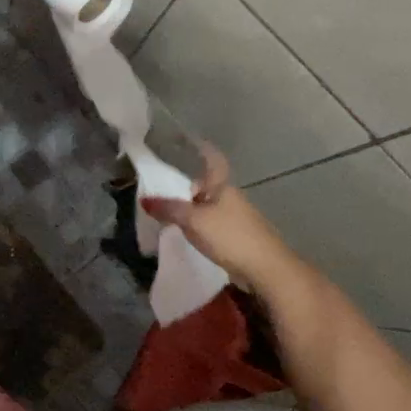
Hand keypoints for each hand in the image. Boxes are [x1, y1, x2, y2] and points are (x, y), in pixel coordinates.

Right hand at [139, 141, 288, 281]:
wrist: (265, 269)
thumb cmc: (229, 236)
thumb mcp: (193, 220)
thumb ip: (168, 209)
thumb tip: (144, 199)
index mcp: (222, 186)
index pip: (212, 159)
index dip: (202, 148)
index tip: (188, 140)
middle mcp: (230, 197)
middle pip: (205, 185)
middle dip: (186, 187)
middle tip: (160, 190)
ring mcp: (235, 218)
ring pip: (207, 206)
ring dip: (190, 209)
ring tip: (166, 216)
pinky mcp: (236, 237)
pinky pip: (211, 225)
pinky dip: (197, 226)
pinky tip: (185, 235)